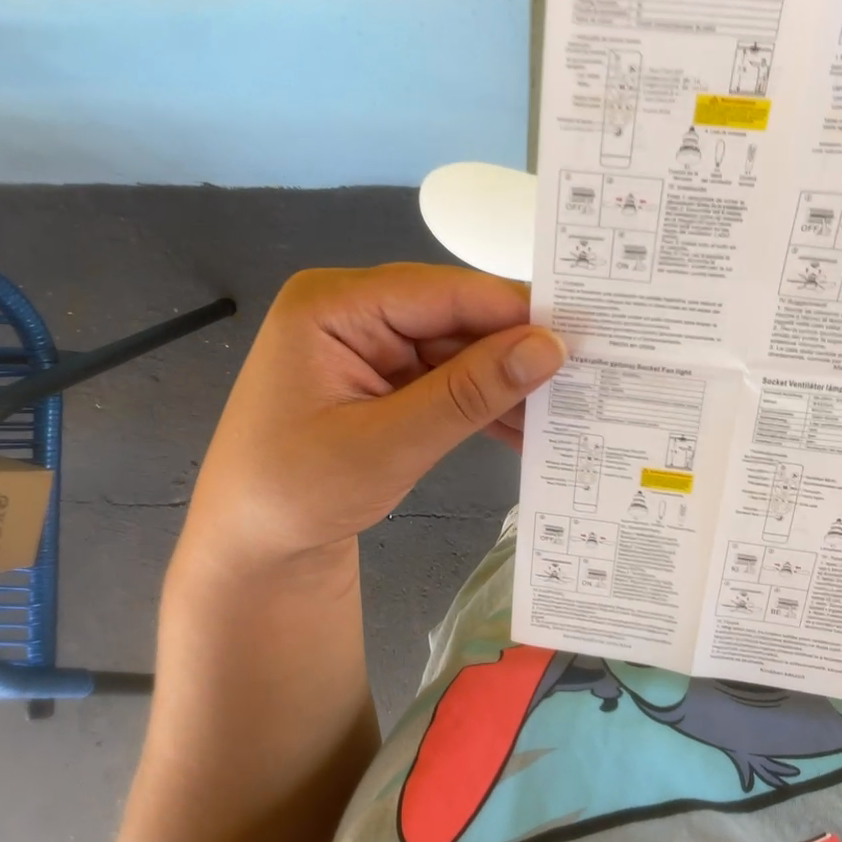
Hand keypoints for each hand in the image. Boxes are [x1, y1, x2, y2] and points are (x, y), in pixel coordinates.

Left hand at [182, 264, 565, 562]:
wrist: (252, 549)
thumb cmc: (297, 493)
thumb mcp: (387, 443)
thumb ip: (469, 392)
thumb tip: (550, 347)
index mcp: (332, 305)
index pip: (440, 292)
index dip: (512, 311)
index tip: (582, 332)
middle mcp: (352, 312)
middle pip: (453, 318)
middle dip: (514, 351)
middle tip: (589, 372)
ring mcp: (368, 346)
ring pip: (457, 352)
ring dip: (504, 384)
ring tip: (568, 409)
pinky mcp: (382, 380)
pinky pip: (445, 380)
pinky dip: (481, 404)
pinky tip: (526, 428)